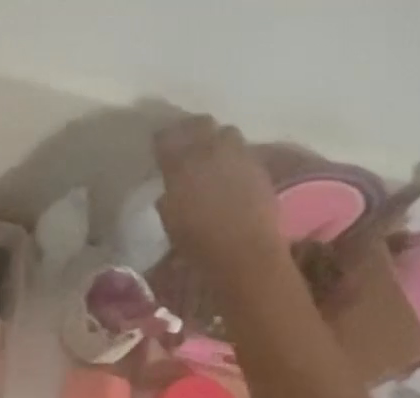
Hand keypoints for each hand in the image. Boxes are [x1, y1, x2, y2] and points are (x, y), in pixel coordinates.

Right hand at [153, 115, 284, 275]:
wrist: (245, 252)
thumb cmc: (199, 244)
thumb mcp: (171, 223)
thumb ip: (168, 200)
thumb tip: (169, 193)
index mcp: (181, 162)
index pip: (166, 136)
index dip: (162, 142)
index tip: (160, 151)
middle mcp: (210, 149)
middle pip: (200, 123)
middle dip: (192, 131)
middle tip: (187, 147)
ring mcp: (239, 154)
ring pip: (226, 133)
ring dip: (218, 142)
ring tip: (213, 159)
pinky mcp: (260, 167)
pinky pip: (244, 153)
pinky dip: (235, 160)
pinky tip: (232, 176)